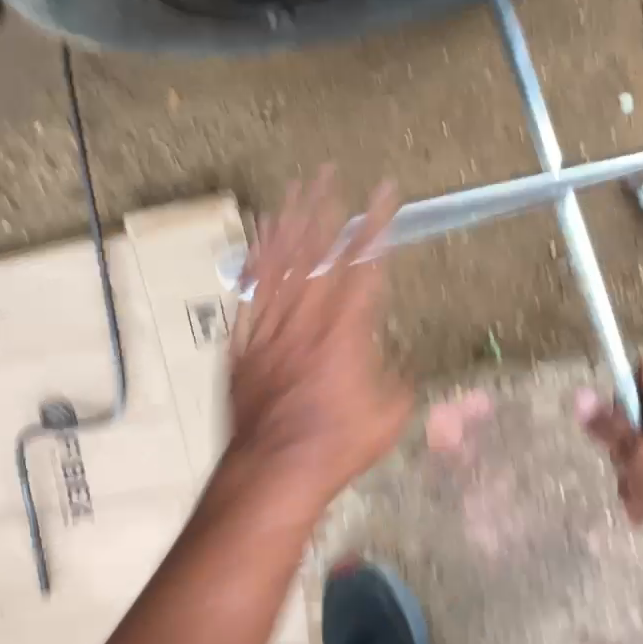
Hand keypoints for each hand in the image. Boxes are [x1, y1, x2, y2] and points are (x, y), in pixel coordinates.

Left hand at [225, 168, 411, 513]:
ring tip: (294, 187)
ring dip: (288, 222)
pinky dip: (254, 260)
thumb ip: (396, 382)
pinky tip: (257, 234)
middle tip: (329, 172)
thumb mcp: (387, 416)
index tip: (384, 195)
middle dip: (325, 208)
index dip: (376, 226)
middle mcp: (306, 318)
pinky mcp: (244, 341)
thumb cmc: (336, 447)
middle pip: (316, 252)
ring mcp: (271, 327)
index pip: (365, 265)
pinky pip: (249, 292)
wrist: (273, 472)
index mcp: (345, 330)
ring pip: (279, 264)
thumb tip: (398, 369)